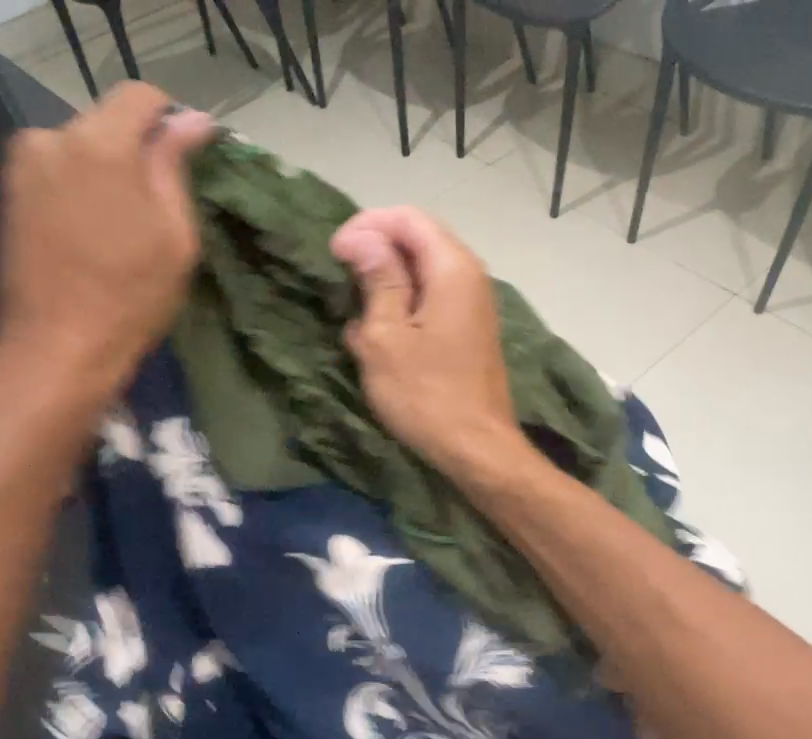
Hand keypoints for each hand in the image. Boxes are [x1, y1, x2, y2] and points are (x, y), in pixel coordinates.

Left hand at [0, 83, 216, 403]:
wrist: (59, 344)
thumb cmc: (131, 294)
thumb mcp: (174, 234)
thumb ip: (175, 166)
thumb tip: (193, 120)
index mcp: (99, 143)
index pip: (140, 95)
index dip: (170, 119)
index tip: (187, 157)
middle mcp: (51, 136)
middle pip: (107, 122)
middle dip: (136, 152)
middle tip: (158, 206)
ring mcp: (23, 164)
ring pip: (80, 149)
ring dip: (106, 174)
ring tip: (123, 227)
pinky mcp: (9, 191)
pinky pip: (57, 172)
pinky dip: (80, 190)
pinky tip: (94, 235)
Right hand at [330, 207, 533, 480]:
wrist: (476, 448)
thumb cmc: (425, 394)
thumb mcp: (386, 335)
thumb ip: (377, 279)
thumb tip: (361, 237)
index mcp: (453, 267)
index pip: (406, 217)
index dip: (366, 226)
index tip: (335, 255)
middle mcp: (471, 276)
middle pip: (419, 239)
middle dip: (377, 250)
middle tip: (342, 278)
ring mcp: (474, 304)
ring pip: (425, 271)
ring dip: (388, 281)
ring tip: (357, 307)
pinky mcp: (471, 331)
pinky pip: (434, 298)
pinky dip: (406, 304)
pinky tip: (383, 331)